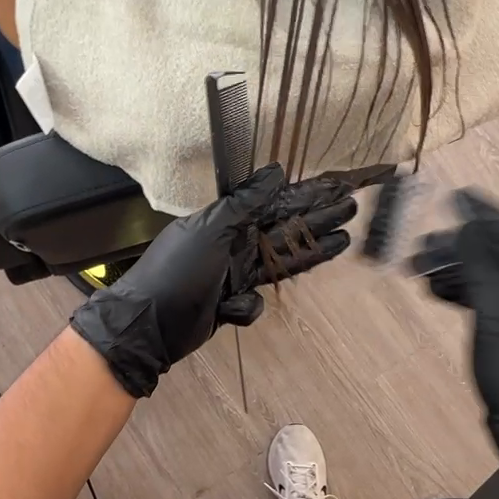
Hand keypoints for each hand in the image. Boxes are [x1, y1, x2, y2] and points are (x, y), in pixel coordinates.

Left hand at [70, 162, 383, 396]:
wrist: (149, 326)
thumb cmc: (175, 273)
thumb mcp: (209, 230)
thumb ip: (244, 203)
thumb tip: (275, 171)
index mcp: (227, 223)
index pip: (275, 204)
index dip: (306, 197)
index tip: (335, 188)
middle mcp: (233, 246)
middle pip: (284, 231)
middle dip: (316, 221)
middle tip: (350, 208)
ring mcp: (232, 277)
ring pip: (278, 264)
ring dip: (308, 254)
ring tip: (342, 241)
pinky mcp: (230, 306)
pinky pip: (252, 304)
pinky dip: (244, 308)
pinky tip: (231, 308)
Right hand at [416, 191, 498, 494]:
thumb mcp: (498, 314)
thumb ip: (484, 264)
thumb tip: (467, 224)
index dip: (484, 217)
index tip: (454, 197)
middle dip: (463, 250)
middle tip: (422, 248)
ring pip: (498, 277)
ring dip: (461, 272)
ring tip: (422, 271)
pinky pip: (498, 298)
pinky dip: (470, 293)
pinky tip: (440, 292)